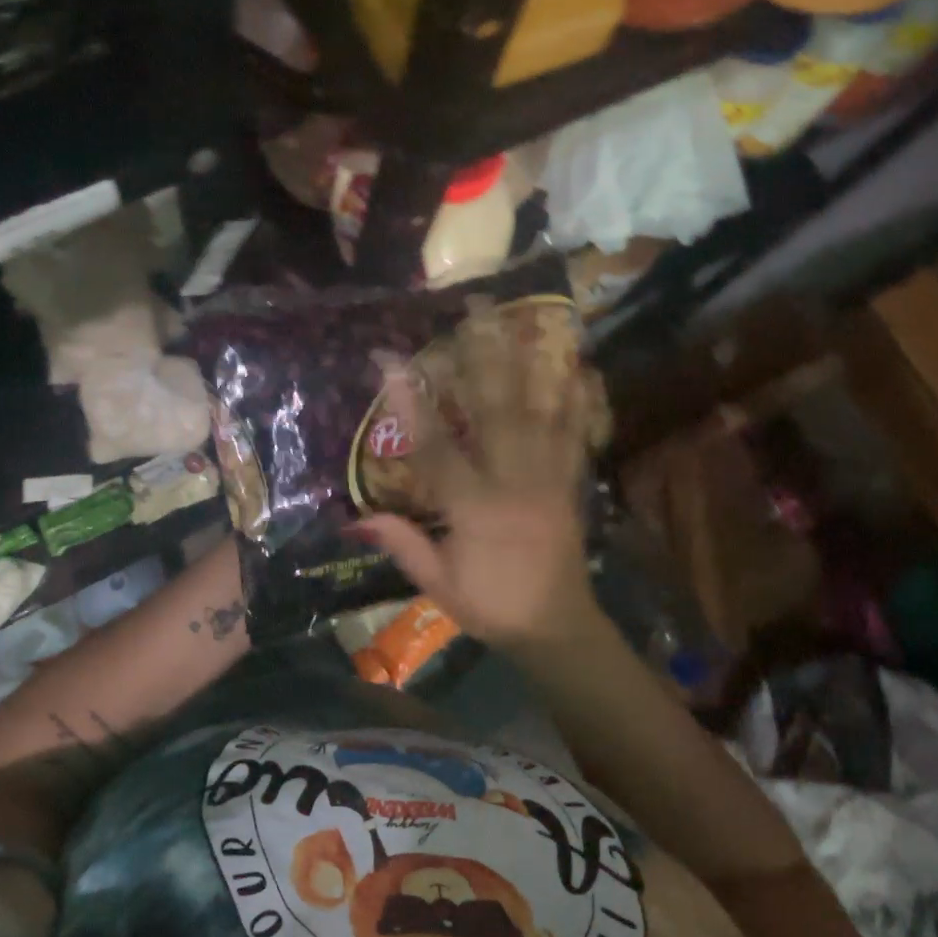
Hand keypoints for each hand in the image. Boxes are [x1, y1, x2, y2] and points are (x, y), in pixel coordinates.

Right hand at [354, 317, 608, 650]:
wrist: (557, 628)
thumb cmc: (491, 608)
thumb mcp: (438, 586)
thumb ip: (403, 546)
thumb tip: (355, 520)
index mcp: (474, 510)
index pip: (434, 448)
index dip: (410, 404)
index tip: (391, 361)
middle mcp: (514, 484)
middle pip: (497, 410)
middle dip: (484, 355)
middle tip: (475, 308)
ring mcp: (549, 480)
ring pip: (540, 413)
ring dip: (531, 363)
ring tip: (527, 320)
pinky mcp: (571, 484)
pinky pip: (577, 436)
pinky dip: (580, 401)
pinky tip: (581, 368)